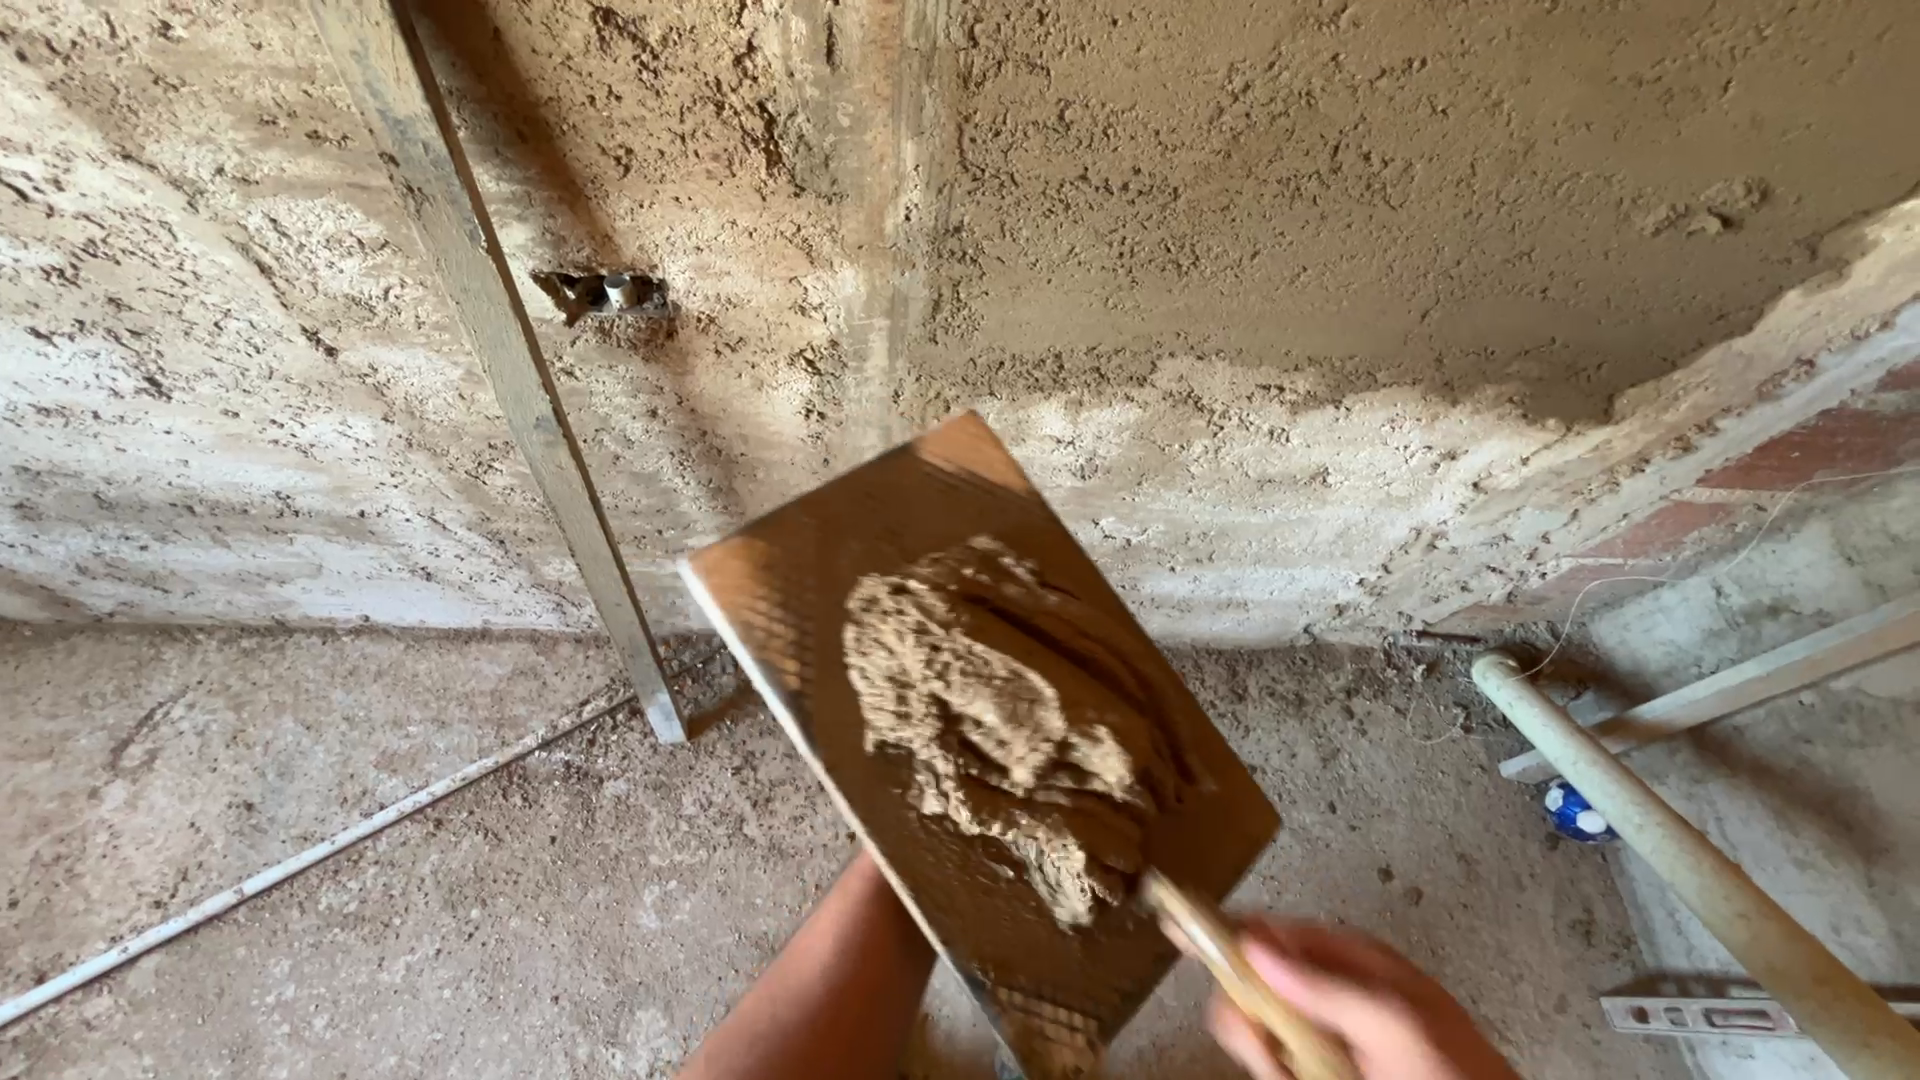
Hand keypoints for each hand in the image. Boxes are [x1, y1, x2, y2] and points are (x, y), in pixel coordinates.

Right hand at [1207, 919, 1520, 1079]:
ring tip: (1284, 1075)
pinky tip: (1285, 1076)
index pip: (1271, 928)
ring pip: (1253, 1021)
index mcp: (1350, 959)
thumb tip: (1253, 942)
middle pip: (1250, 974)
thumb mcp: (1400, 1027)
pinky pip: (1268, 1057)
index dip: (1224, 928)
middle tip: (1263, 1052)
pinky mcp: (1315, 1068)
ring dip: (1255, 1048)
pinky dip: (1267, 1067)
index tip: (1179, 932)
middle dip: (1242, 1008)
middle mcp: (1327, 988)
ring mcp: (1322, 1033)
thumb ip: (1329, 984)